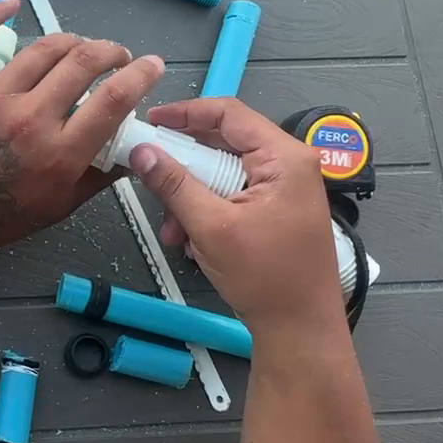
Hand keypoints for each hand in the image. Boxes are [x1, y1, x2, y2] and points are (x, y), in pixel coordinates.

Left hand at [0, 0, 164, 265]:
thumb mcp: (59, 206)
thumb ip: (99, 177)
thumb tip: (135, 154)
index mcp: (61, 152)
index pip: (115, 100)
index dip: (141, 76)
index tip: (151, 65)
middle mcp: (31, 118)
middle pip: (84, 63)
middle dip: (110, 52)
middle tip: (116, 56)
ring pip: (44, 49)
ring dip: (72, 41)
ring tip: (80, 46)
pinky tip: (11, 2)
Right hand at [128, 97, 343, 332]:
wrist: (300, 330)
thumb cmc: (265, 277)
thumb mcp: (211, 227)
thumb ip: (174, 184)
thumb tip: (142, 151)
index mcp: (283, 158)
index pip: (229, 113)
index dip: (185, 112)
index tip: (151, 121)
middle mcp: (288, 165)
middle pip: (222, 143)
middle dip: (183, 167)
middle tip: (152, 179)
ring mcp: (282, 188)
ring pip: (221, 172)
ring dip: (190, 195)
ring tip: (174, 229)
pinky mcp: (274, 209)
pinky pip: (230, 193)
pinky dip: (205, 210)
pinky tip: (191, 238)